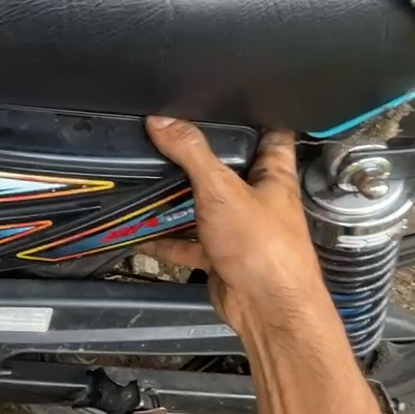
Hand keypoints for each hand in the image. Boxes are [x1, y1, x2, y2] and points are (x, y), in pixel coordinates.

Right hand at [139, 118, 331, 338]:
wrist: (266, 308)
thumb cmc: (262, 246)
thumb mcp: (221, 189)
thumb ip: (190, 153)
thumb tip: (161, 120)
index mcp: (273, 178)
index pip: (271, 137)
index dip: (254, 119)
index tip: (227, 104)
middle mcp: (258, 201)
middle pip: (227, 172)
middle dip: (199, 160)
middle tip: (166, 141)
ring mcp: (238, 230)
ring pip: (203, 208)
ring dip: (177, 201)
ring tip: (145, 180)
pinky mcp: (220, 256)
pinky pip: (187, 243)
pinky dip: (165, 240)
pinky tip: (141, 232)